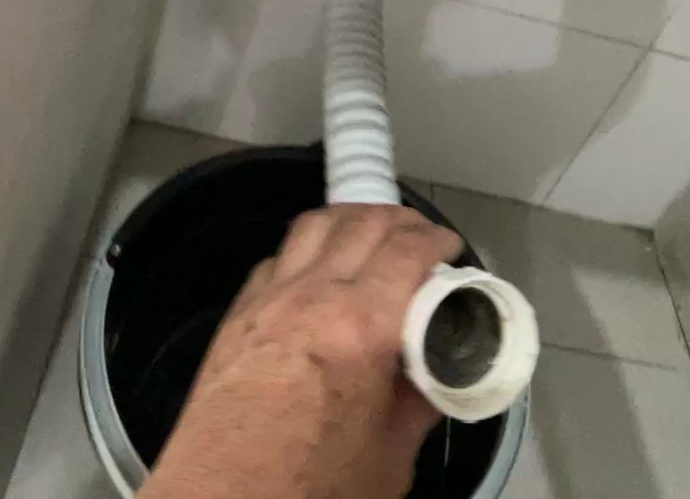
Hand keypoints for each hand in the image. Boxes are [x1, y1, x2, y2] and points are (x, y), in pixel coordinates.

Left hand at [138, 204, 463, 498]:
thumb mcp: (389, 456)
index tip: (449, 243)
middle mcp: (316, 294)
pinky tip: (319, 265)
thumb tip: (435, 370)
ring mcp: (272, 295)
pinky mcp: (240, 309)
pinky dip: (310, 246)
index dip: (435, 237)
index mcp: (362, 326)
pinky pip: (281, 254)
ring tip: (373, 232)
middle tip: (420, 236)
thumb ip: (417, 400)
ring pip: (317, 223)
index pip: (407, 251)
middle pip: (365, 222)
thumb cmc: (311, 489)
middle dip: (401, 219)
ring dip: (353, 217)